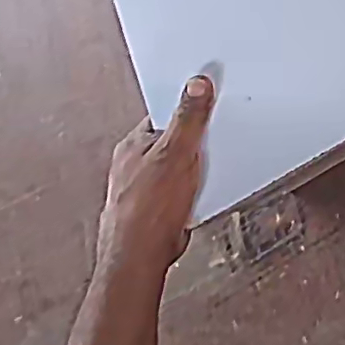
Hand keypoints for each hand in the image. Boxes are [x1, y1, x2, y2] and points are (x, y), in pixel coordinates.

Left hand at [98, 75, 215, 271]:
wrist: (140, 258)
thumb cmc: (146, 210)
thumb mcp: (176, 152)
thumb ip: (189, 117)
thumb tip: (196, 85)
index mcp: (134, 144)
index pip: (165, 113)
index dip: (188, 108)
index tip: (208, 103)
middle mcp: (137, 163)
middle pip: (176, 138)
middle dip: (196, 140)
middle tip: (210, 141)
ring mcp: (147, 185)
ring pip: (181, 164)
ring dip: (197, 167)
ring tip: (204, 171)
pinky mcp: (160, 205)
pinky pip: (185, 186)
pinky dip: (196, 187)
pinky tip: (200, 192)